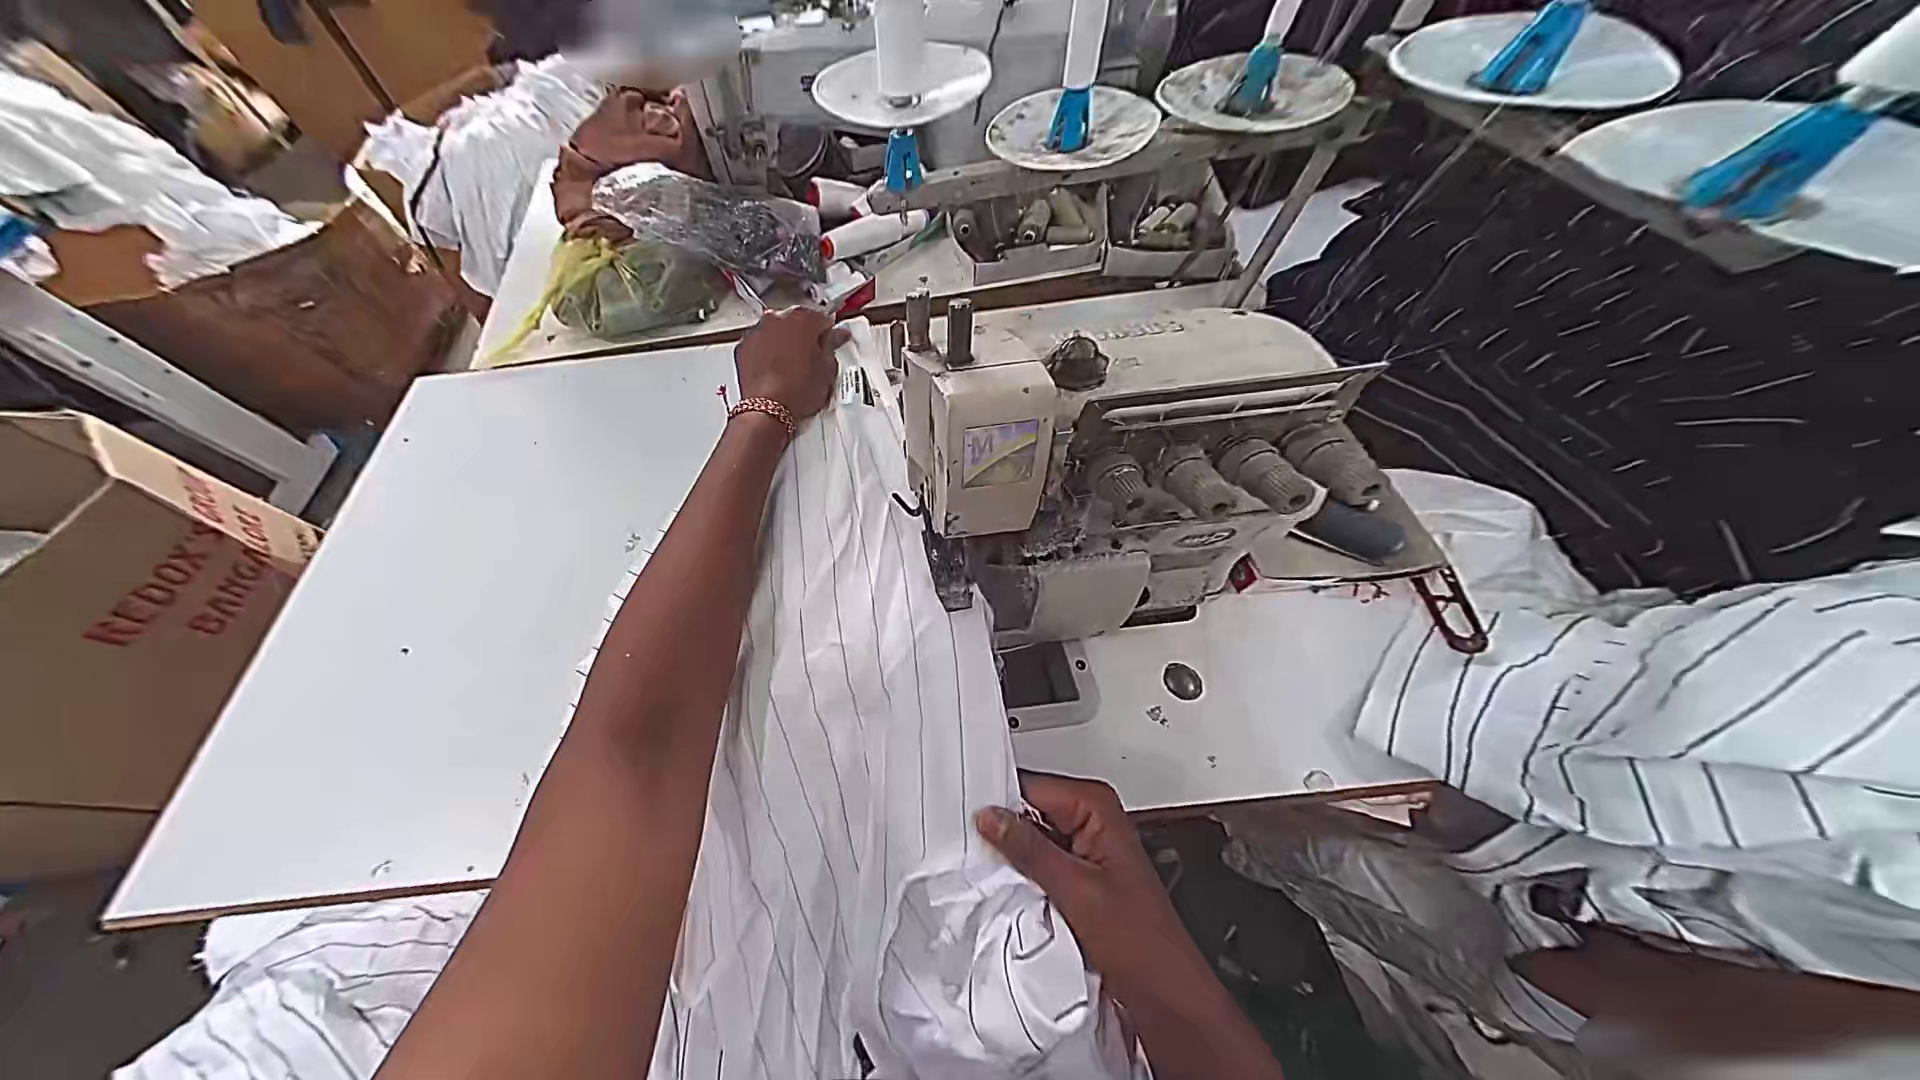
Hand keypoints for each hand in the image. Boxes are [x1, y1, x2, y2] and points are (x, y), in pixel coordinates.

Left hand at [733, 307, 846, 421]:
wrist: (768, 409)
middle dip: (805, 334)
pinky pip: (761, 342)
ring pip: (777, 329)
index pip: (821, 318)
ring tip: (794, 364)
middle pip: (796, 320)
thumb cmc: (796, 391)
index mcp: (802, 320)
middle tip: (813, 355)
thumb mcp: (827, 369)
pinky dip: (768, 350)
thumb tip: (834, 338)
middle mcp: (777, 320)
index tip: (832, 340)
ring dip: (785, 341)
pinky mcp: (745, 346)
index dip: (829, 331)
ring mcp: (758, 332)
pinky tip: (777, 368)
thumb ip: (831, 346)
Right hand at [975, 772, 1206, 1001]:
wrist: (1165, 993)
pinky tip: (1013, 888)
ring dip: (1012, 855)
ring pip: (1030, 836)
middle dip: (1004, 829)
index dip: (999, 801)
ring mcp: (1083, 844)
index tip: (971, 817)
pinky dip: (1022, 873)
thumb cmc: (1142, 942)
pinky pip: (1037, 859)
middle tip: (978, 849)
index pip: (1031, 785)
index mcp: (1096, 805)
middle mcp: (1092, 817)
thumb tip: (992, 817)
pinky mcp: (1077, 870)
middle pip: (1029, 808)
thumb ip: (1029, 849)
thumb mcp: (1075, 890)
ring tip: (998, 875)